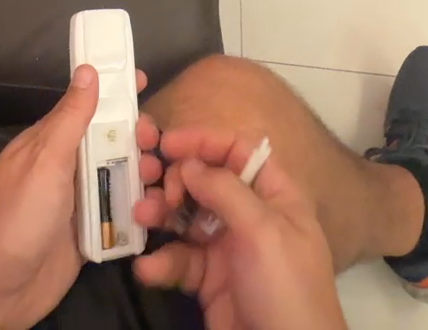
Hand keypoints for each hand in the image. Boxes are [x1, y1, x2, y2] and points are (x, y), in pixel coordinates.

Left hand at [0, 65, 162, 328]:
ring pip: (119, 176)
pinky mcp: (89, 233)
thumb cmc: (17, 215)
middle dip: (136, 137)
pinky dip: (138, 208)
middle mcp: (67, 166)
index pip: (89, 106)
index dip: (115, 91)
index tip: (143, 81)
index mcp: (52, 141)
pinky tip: (158, 209)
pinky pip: (120, 213)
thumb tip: (88, 68)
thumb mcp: (45, 159)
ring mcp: (78, 201)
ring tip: (155, 180)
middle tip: (154, 143)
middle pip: (111, 141)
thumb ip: (70, 117)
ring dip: (141, 173)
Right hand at [132, 130, 345, 329]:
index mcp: (273, 194)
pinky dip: (161, 262)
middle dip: (175, 180)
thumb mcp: (263, 230)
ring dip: (161, 215)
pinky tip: (148, 268)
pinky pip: (180, 260)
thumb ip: (225, 189)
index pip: (237, 151)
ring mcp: (229, 249)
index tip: (167, 144)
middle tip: (150, 186)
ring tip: (140, 218)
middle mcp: (249, 215)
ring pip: (187, 218)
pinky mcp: (211, 282)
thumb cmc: (287, 286)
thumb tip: (189, 162)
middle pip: (205, 181)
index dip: (203, 142)